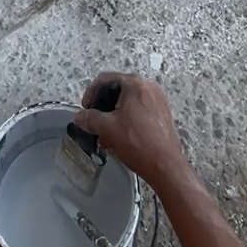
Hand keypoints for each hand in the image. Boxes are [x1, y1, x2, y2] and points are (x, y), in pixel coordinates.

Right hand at [69, 72, 190, 191]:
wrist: (166, 167)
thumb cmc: (138, 144)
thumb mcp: (107, 129)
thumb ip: (90, 118)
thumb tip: (80, 117)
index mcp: (134, 83)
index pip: (105, 79)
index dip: (90, 93)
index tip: (85, 109)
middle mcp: (148, 86)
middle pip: (117, 89)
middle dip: (104, 106)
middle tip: (95, 121)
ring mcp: (158, 99)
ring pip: (129, 100)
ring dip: (115, 113)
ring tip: (107, 132)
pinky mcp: (163, 113)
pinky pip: (140, 109)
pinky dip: (128, 117)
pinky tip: (122, 135)